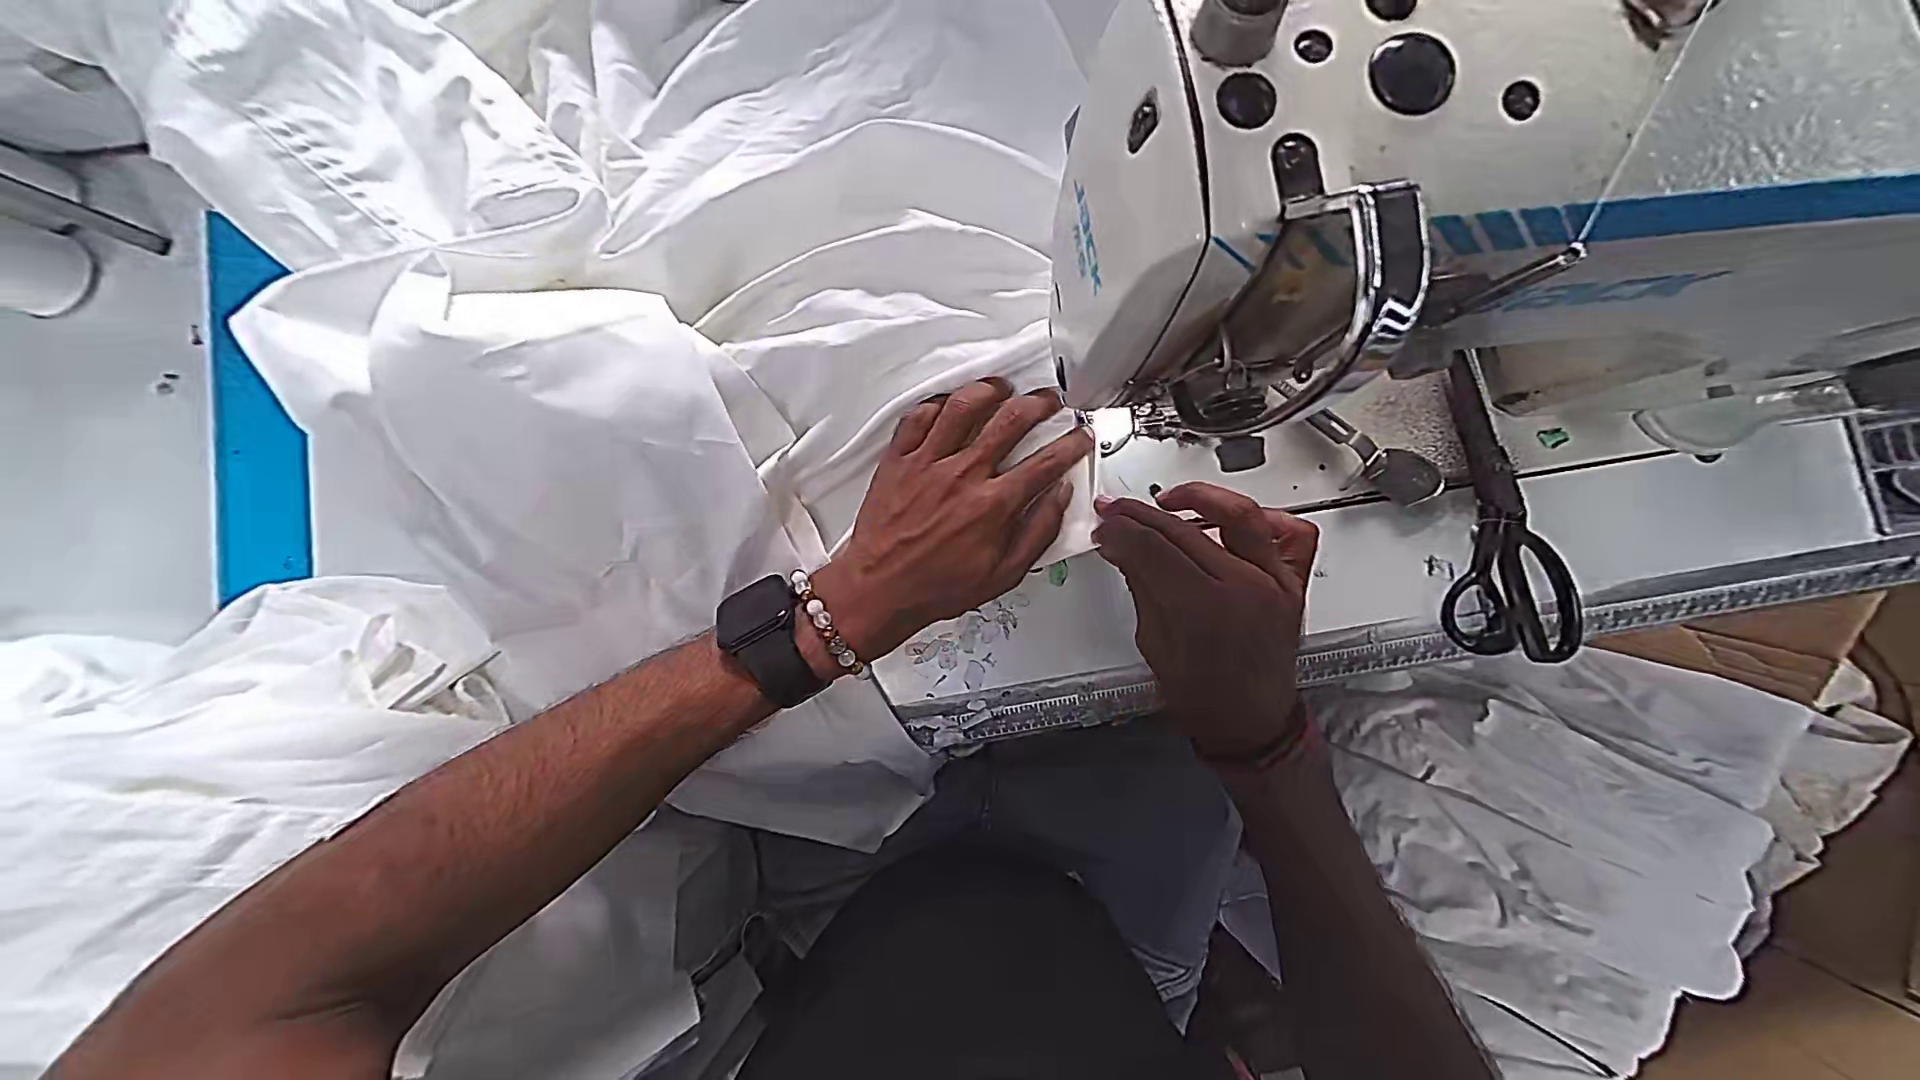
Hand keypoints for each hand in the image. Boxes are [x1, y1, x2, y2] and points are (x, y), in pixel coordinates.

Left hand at [806, 378, 1094, 670]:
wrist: (880, 588)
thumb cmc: (934, 586)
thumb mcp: (1003, 574)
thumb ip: (1039, 532)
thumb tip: (1059, 498)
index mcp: (992, 505)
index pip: (1046, 462)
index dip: (1071, 443)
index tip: (1078, 437)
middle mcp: (962, 476)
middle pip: (1012, 419)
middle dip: (1041, 404)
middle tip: (1049, 403)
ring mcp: (928, 463)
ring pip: (964, 405)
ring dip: (990, 389)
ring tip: (1002, 388)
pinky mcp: (899, 460)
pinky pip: (919, 416)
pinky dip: (938, 403)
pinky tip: (949, 404)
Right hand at [1091, 483, 1318, 761]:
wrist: (1250, 723)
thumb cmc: (1204, 698)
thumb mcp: (1154, 642)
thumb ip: (1141, 586)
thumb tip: (1123, 546)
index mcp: (1203, 610)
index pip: (1152, 547)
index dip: (1121, 530)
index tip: (1106, 526)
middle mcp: (1245, 590)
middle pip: (1183, 529)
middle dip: (1140, 515)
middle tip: (1119, 511)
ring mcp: (1275, 583)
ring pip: (1239, 514)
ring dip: (1199, 497)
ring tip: (1170, 500)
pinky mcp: (1293, 584)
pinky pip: (1292, 533)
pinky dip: (1264, 517)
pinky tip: (1232, 520)